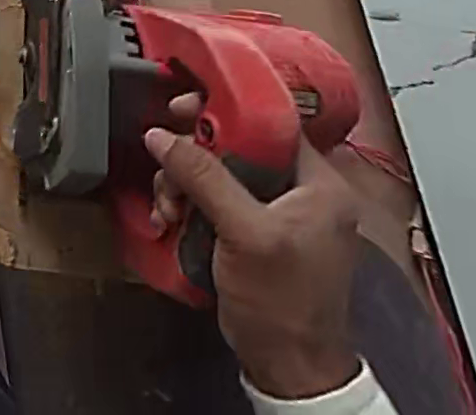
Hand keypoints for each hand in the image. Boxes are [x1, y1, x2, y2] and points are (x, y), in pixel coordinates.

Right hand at [144, 125, 362, 399]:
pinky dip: (182, 202)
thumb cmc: (283, 300)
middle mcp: (294, 188)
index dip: (223, 108)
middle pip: (230, 143)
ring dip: (179, 182)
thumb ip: (204, 178)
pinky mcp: (243, 226)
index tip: (182, 108)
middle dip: (189, 155)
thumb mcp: (245, 233)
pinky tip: (169, 219)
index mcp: (317, 183)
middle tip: (166, 166)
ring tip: (169, 208)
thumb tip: (157, 134)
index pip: (268, 121)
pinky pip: (204, 194)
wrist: (286, 366)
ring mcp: (267, 208)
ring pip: (210, 168)